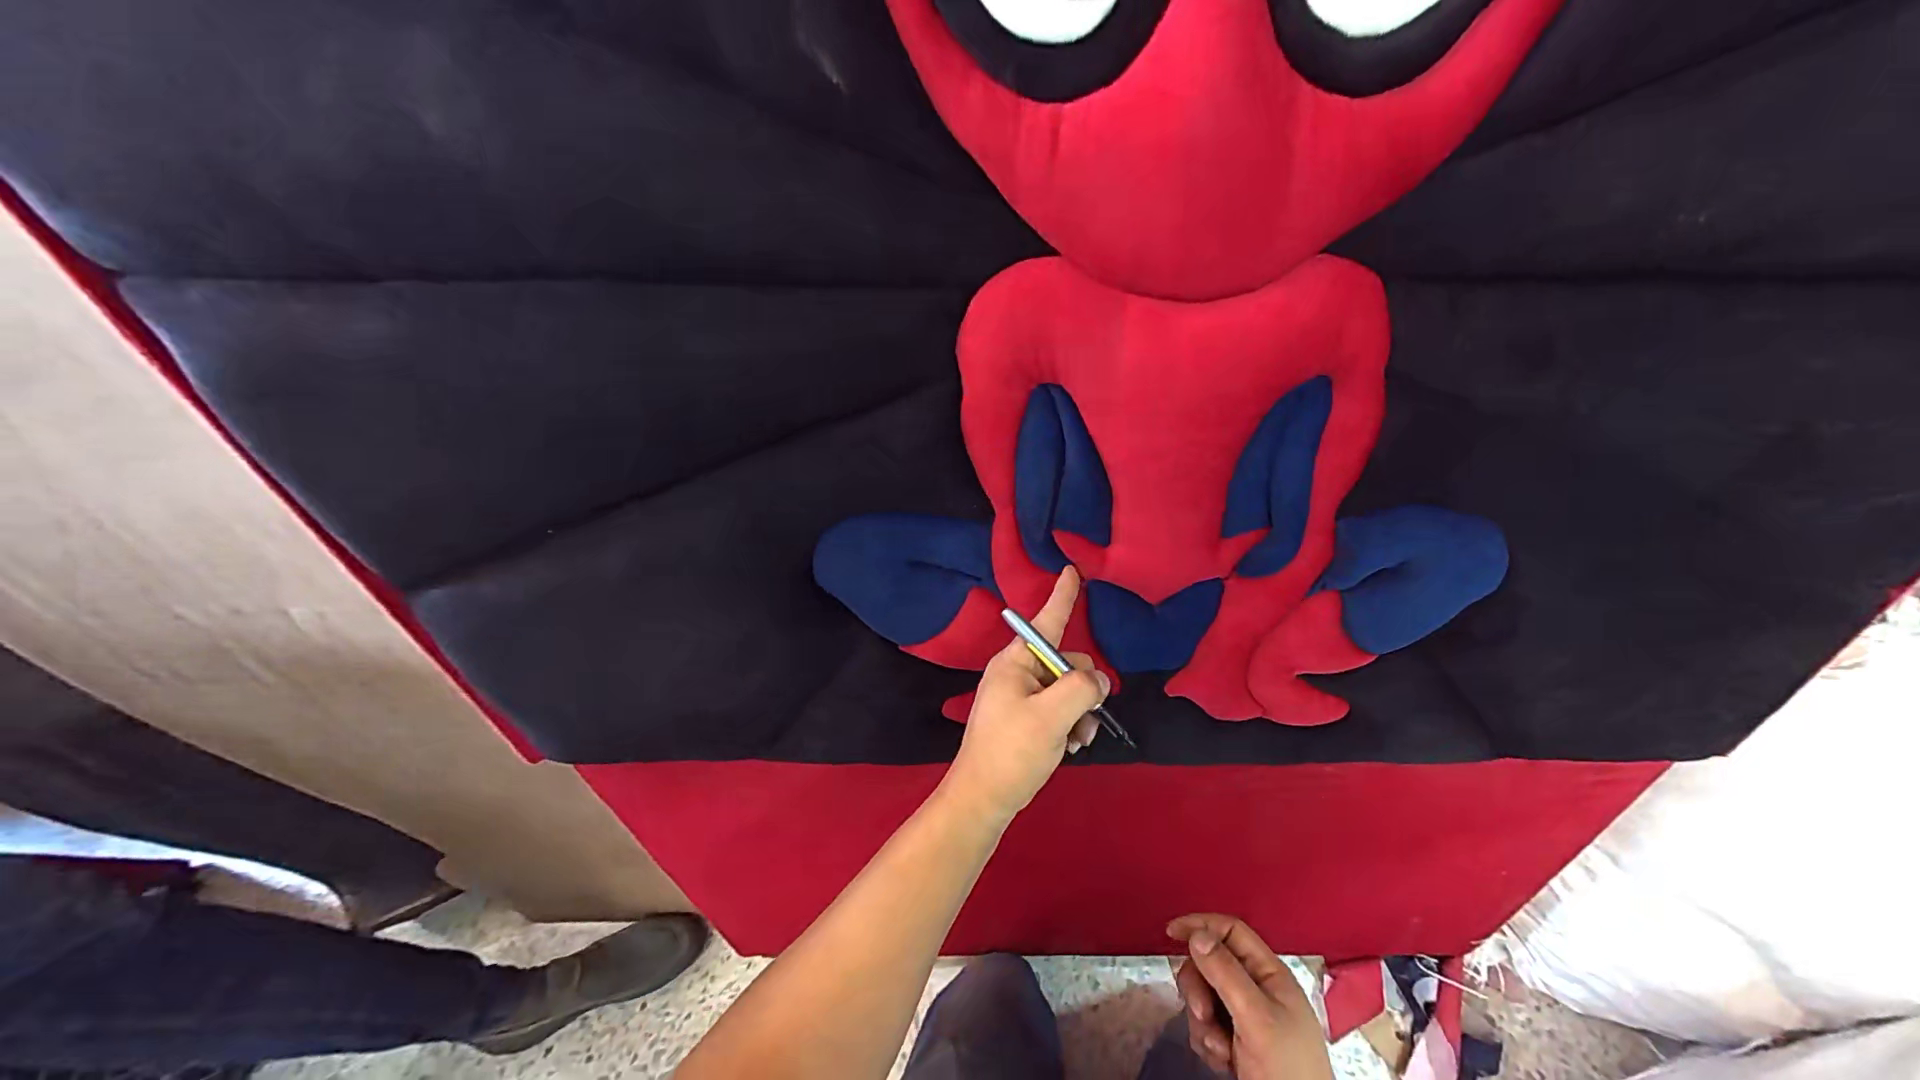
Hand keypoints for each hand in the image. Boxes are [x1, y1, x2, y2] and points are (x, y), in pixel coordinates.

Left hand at [941, 568, 1110, 824]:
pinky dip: (1071, 725)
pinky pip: (1061, 710)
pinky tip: (1070, 747)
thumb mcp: (1051, 716)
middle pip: (1067, 663)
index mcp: (1015, 662)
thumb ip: (1081, 688)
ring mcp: (1021, 697)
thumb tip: (1098, 680)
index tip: (1072, 569)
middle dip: (1084, 688)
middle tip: (1084, 719)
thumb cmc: (1011, 752)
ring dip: (1081, 713)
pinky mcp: (1026, 719)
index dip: (1063, 596)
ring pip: (1069, 690)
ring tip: (1075, 740)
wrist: (983, 799)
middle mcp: (1018, 673)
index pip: (1045, 621)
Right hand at [1167, 914, 1333, 1079]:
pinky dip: (1206, 1041)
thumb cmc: (1285, 1070)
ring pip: (1203, 996)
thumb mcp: (1256, 1019)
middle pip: (1210, 964)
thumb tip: (1196, 933)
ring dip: (1202, 1022)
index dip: (1200, 925)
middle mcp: (1256, 989)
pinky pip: (1205, 1025)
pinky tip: (1221, 1062)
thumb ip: (1225, 973)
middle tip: (1203, 1014)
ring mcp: (1245, 1017)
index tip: (1170, 934)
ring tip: (1219, 1050)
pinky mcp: (1235, 1041)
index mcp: (1269, 974)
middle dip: (1198, 988)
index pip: (1230, 931)